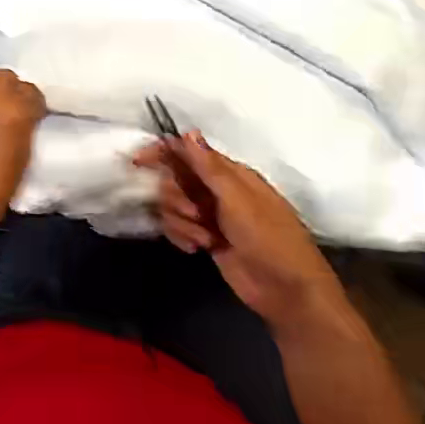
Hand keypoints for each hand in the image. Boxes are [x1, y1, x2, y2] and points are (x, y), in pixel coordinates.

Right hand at [134, 132, 340, 326]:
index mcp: (231, 175)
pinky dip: (181, 236)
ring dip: (180, 222)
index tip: (139, 162)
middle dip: (174, 198)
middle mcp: (217, 191)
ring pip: (171, 206)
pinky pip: (175, 228)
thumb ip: (210, 167)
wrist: (286, 290)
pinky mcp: (203, 237)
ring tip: (203, 239)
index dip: (162, 153)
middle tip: (192, 213)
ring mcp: (210, 216)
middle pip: (173, 181)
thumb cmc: (269, 239)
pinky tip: (197, 249)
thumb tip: (188, 133)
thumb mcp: (239, 200)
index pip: (188, 153)